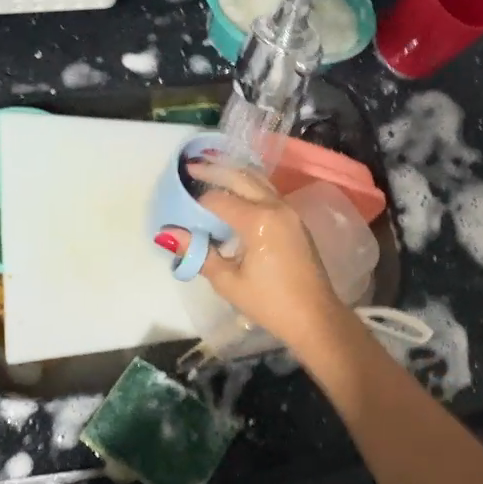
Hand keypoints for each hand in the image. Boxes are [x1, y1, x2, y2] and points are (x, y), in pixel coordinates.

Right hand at [167, 162, 351, 353]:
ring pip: (258, 181)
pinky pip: (268, 192)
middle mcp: (276, 206)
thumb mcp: (228, 282)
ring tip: (211, 172)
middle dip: (215, 170)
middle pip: (241, 178)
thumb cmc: (270, 303)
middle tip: (191, 166)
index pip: (219, 200)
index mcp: (259, 220)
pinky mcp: (295, 219)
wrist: (315, 316)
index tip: (179, 205)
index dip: (196, 203)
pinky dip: (249, 187)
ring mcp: (289, 211)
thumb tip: (167, 235)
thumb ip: (199, 254)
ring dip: (234, 175)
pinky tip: (235, 194)